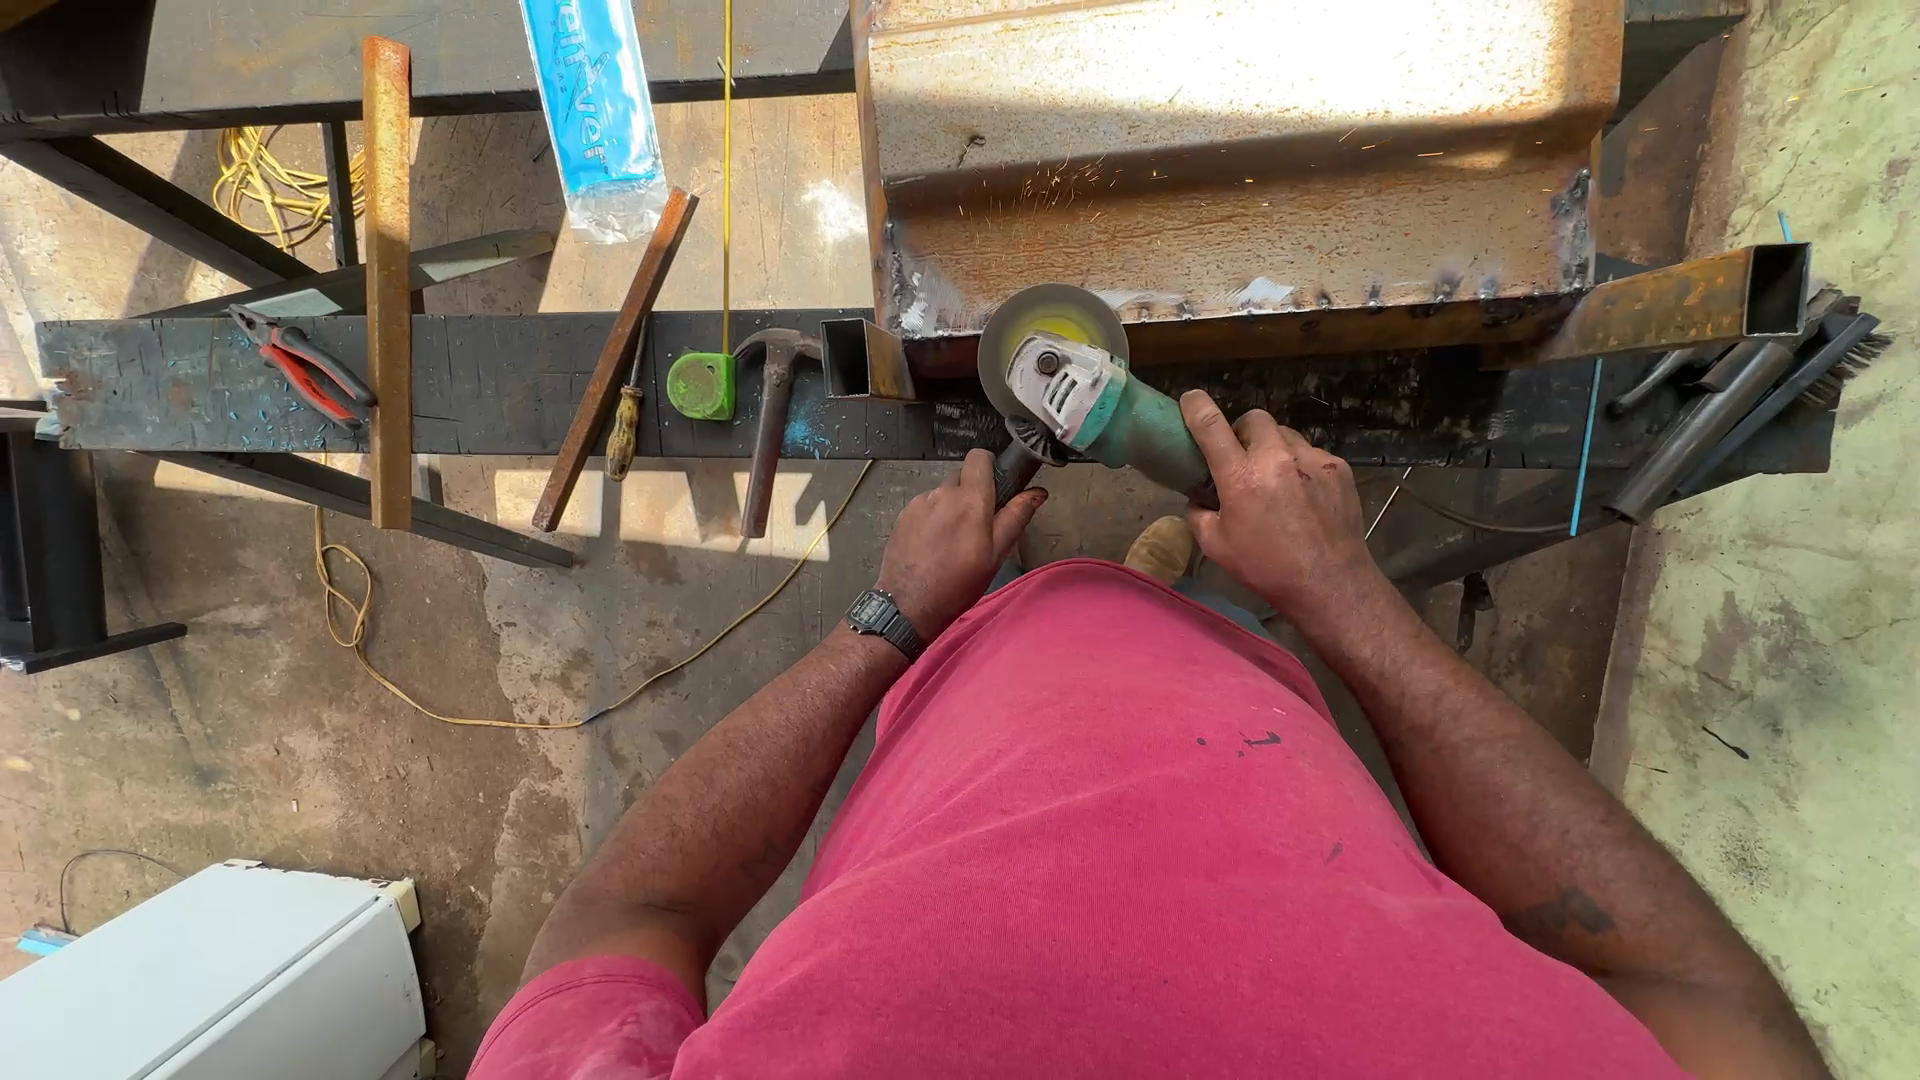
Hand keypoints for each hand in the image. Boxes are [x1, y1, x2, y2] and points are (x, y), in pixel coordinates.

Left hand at [876, 449, 1047, 637]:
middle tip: (976, 527)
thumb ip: (1016, 517)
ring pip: (943, 493)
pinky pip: (925, 505)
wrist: (909, 603)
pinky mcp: (903, 514)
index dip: (989, 467)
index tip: (994, 488)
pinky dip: (932, 518)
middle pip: (961, 477)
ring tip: (952, 541)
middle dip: (971, 494)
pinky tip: (933, 544)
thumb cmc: (958, 583)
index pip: (979, 457)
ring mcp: (919, 502)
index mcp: (970, 499)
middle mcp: (942, 493)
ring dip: (951, 507)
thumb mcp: (996, 554)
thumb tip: (1037, 492)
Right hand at [1179, 390, 1390, 625]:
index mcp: (1241, 477)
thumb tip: (1199, 499)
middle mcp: (1277, 458)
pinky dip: (1300, 465)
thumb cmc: (1265, 567)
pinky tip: (1302, 493)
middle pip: (1255, 418)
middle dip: (1242, 431)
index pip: (1211, 426)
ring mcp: (1312, 460)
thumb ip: (1199, 514)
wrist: (1329, 582)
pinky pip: (1311, 453)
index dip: (1197, 407)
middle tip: (1240, 455)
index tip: (1191, 399)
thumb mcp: (1216, 546)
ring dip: (1273, 447)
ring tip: (1275, 477)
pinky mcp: (1339, 468)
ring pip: (1286, 434)